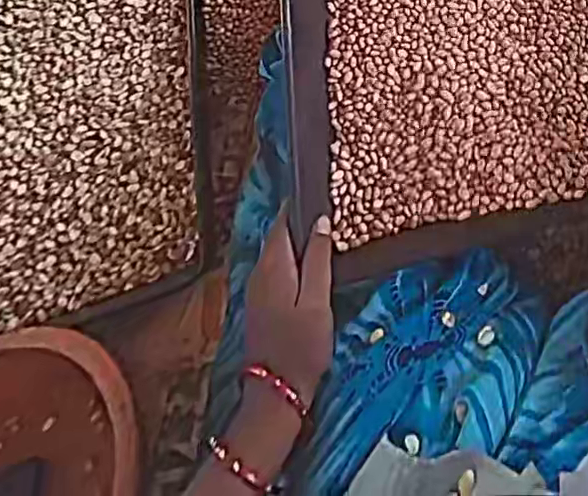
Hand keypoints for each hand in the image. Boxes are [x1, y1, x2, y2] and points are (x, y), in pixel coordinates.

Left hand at [244, 207, 334, 400]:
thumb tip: (321, 220)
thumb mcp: (318, 299)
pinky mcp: (260, 304)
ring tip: (327, 236)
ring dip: (298, 243)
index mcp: (273, 266)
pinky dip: (293, 261)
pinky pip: (277, 269)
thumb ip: (319, 258)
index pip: (282, 221)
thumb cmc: (301, 344)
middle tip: (331, 212)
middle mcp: (259, 272)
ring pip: (278, 253)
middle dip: (301, 222)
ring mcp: (256, 289)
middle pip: (279, 236)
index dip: (299, 205)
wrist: (276, 393)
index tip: (320, 193)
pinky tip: (313, 267)